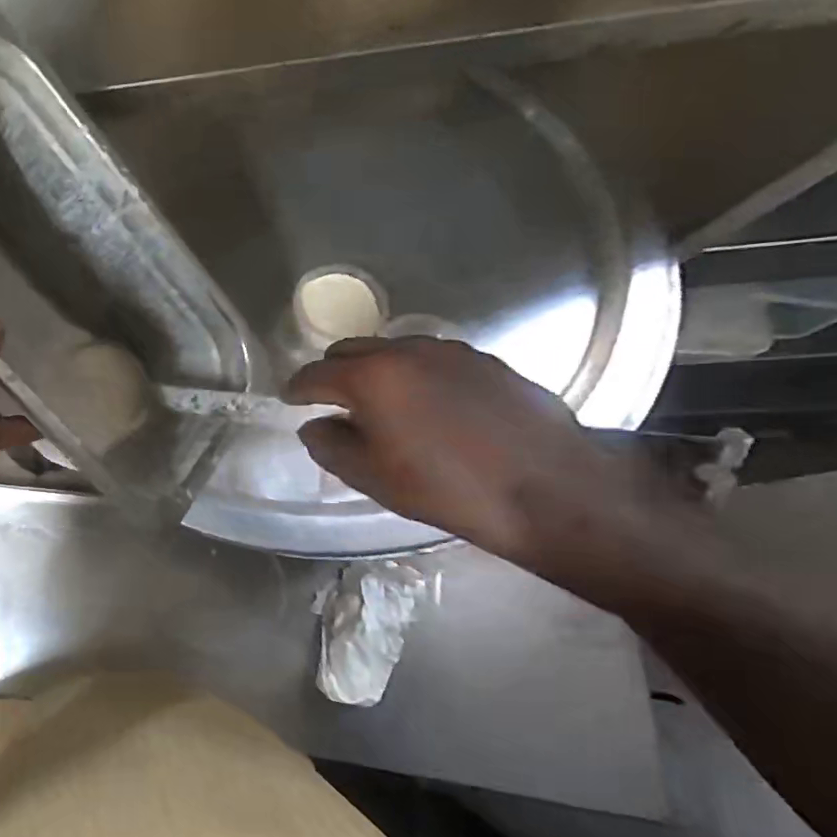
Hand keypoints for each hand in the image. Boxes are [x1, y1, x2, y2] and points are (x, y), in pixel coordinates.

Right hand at [284, 337, 684, 565]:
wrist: (548, 486)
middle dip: (332, 372)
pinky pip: (429, 358)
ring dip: (374, 371)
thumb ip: (329, 446)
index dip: (296, 389)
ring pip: (392, 350)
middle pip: (350, 350)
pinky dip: (411, 374)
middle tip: (330, 402)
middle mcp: (407, 351)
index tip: (289, 401)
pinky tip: (424, 406)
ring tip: (378, 405)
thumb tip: (314, 426)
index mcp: (371, 377)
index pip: (315, 374)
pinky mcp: (484, 361)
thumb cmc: (444, 487)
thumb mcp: (370, 476)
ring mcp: (450, 351)